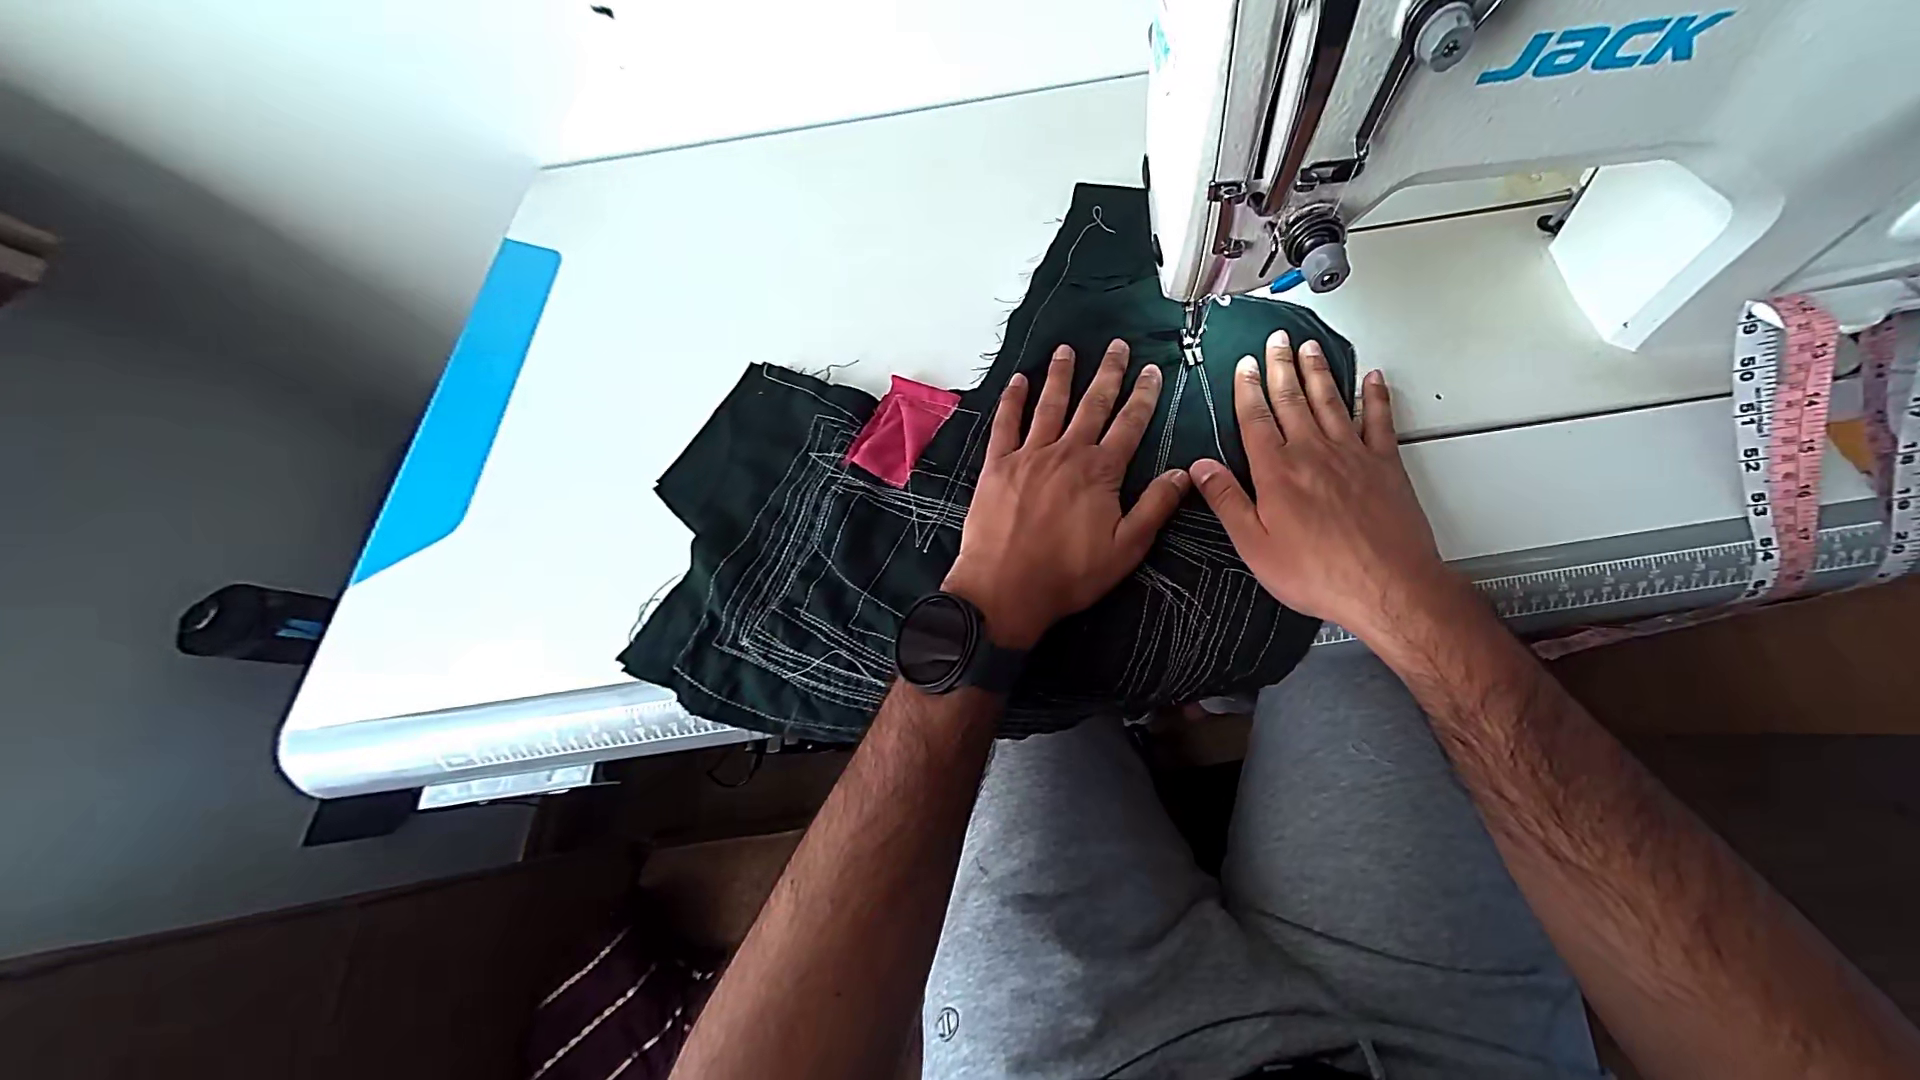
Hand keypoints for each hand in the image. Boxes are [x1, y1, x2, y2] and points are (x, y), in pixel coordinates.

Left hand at [944, 340, 1190, 648]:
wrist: (1005, 588)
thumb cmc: (1068, 575)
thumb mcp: (1125, 549)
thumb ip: (1154, 507)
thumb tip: (1183, 473)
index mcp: (1100, 472)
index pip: (1129, 424)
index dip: (1143, 396)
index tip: (1152, 371)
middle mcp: (1066, 454)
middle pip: (1092, 405)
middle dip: (1108, 373)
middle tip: (1118, 346)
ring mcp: (1028, 456)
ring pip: (1049, 405)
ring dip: (1061, 375)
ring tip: (1068, 350)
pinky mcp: (997, 465)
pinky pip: (1005, 423)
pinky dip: (1012, 400)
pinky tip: (1018, 381)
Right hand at [1189, 330, 1463, 642]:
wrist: (1386, 587)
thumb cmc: (1317, 572)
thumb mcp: (1253, 544)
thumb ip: (1226, 500)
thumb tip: (1201, 468)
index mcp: (1277, 472)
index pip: (1256, 418)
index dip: (1247, 388)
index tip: (1244, 365)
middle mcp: (1314, 453)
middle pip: (1292, 400)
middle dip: (1280, 367)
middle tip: (1276, 341)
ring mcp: (1352, 455)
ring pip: (1330, 401)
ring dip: (1318, 372)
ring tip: (1309, 349)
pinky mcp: (1385, 465)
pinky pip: (1379, 419)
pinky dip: (1375, 396)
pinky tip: (1371, 380)